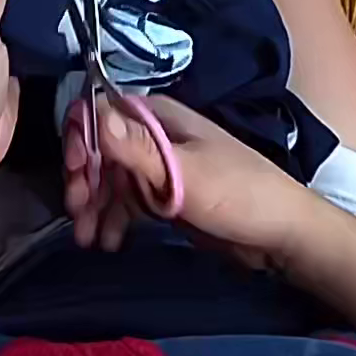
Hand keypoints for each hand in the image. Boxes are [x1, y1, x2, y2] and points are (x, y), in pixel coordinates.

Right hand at [64, 95, 320, 261]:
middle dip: (84, 178)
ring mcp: (158, 165)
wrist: (281, 235)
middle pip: (101, 148)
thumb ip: (138, 147)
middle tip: (77, 212)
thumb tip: (94, 112)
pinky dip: (112, 219)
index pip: (103, 113)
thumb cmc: (237, 193)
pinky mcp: (163, 194)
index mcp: (158, 116)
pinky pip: (126, 201)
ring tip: (86, 238)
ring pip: (110, 178)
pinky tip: (108, 243)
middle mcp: (153, 135)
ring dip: (93, 204)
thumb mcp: (185, 172)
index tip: (74, 173)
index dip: (82, 139)